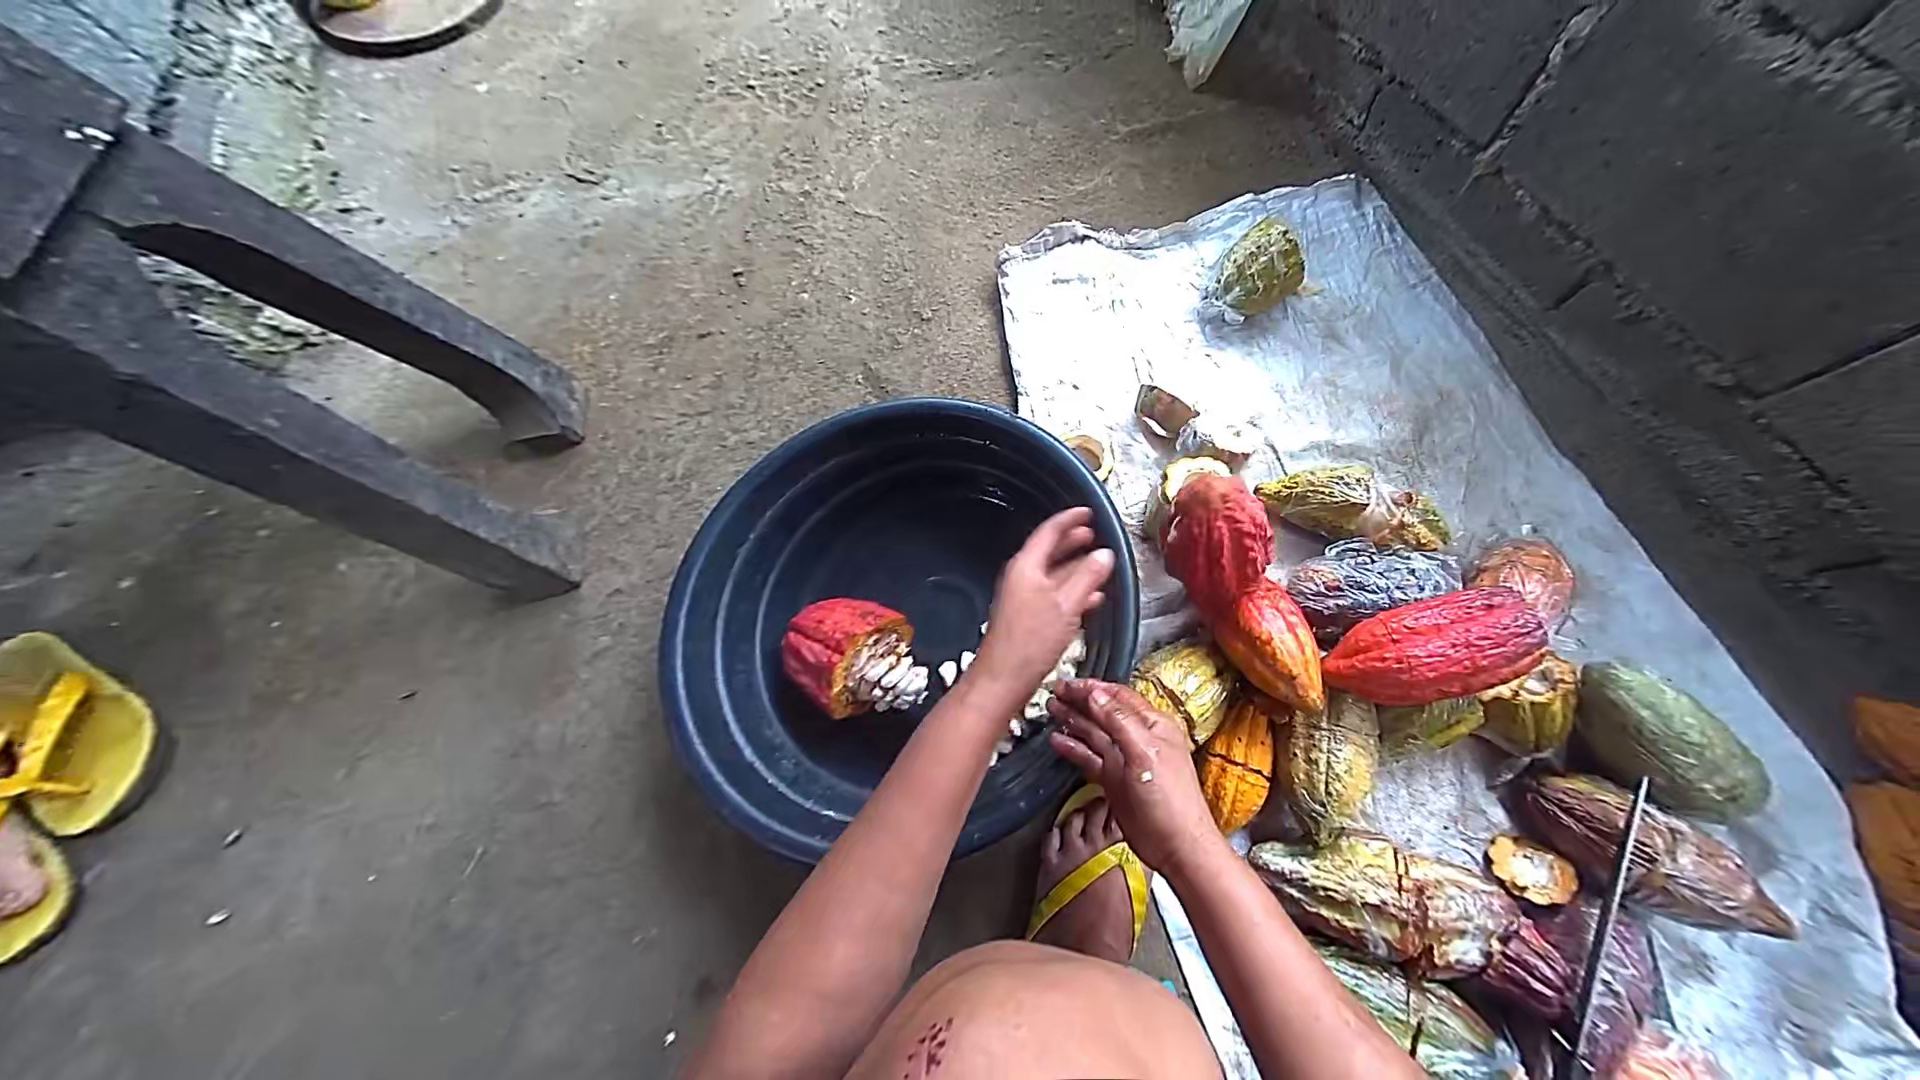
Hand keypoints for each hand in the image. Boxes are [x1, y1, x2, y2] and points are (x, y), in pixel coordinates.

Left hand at [970, 507, 1113, 695]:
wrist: (1003, 677)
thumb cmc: (1028, 642)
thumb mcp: (1067, 604)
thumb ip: (1087, 577)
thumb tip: (1104, 555)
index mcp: (1027, 567)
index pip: (1049, 531)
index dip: (1070, 519)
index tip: (1086, 512)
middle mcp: (1022, 577)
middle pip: (1050, 551)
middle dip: (1073, 542)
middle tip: (1093, 533)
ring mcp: (1023, 597)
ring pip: (1054, 574)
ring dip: (1076, 568)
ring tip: (1098, 563)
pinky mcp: (1027, 616)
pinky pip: (1053, 595)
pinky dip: (1072, 592)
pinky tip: (1088, 599)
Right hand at [1046, 679, 1224, 875]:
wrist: (1177, 846)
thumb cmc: (1170, 800)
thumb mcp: (1144, 752)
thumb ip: (1118, 720)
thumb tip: (1095, 694)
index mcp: (1152, 725)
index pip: (1117, 697)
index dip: (1092, 688)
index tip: (1068, 684)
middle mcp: (1137, 738)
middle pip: (1103, 711)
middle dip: (1079, 701)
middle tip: (1055, 693)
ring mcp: (1124, 759)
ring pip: (1094, 733)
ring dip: (1073, 720)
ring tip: (1052, 709)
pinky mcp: (1114, 779)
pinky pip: (1089, 757)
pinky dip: (1073, 748)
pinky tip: (1057, 741)